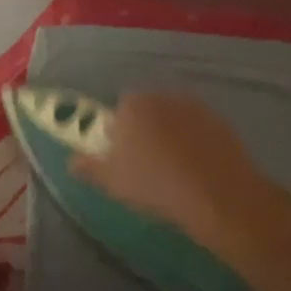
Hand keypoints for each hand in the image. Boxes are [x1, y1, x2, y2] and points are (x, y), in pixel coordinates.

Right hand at [70, 92, 278, 242]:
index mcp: (131, 106)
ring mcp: (193, 106)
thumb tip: (72, 160)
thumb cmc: (155, 185)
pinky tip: (199, 168)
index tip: (124, 159)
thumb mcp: (113, 182)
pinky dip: (196, 142)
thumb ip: (89, 167)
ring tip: (176, 169)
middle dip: (145, 131)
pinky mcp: (219, 120)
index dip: (120, 134)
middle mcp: (161, 96)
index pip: (119, 112)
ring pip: (173, 118)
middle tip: (148, 165)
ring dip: (171, 135)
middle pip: (146, 111)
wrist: (216, 194)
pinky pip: (198, 129)